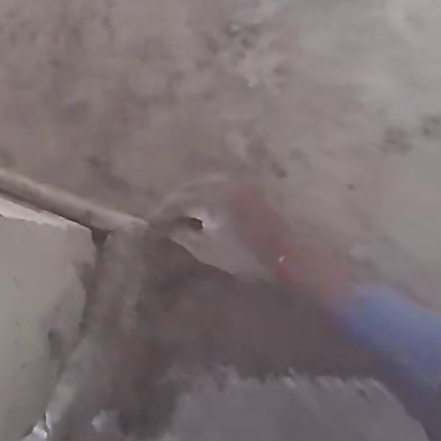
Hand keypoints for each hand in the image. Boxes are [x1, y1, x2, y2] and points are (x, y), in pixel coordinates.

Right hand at [154, 179, 359, 302]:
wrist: (291, 255)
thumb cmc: (247, 257)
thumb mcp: (208, 250)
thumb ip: (183, 235)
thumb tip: (166, 228)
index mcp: (212, 197)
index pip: (177, 201)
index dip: (161, 214)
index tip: (149, 227)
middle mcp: (224, 183)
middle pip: (189, 188)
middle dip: (173, 204)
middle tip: (161, 221)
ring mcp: (239, 183)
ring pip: (204, 184)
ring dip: (189, 198)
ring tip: (180, 216)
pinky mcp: (250, 188)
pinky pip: (218, 186)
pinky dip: (205, 196)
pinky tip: (202, 211)